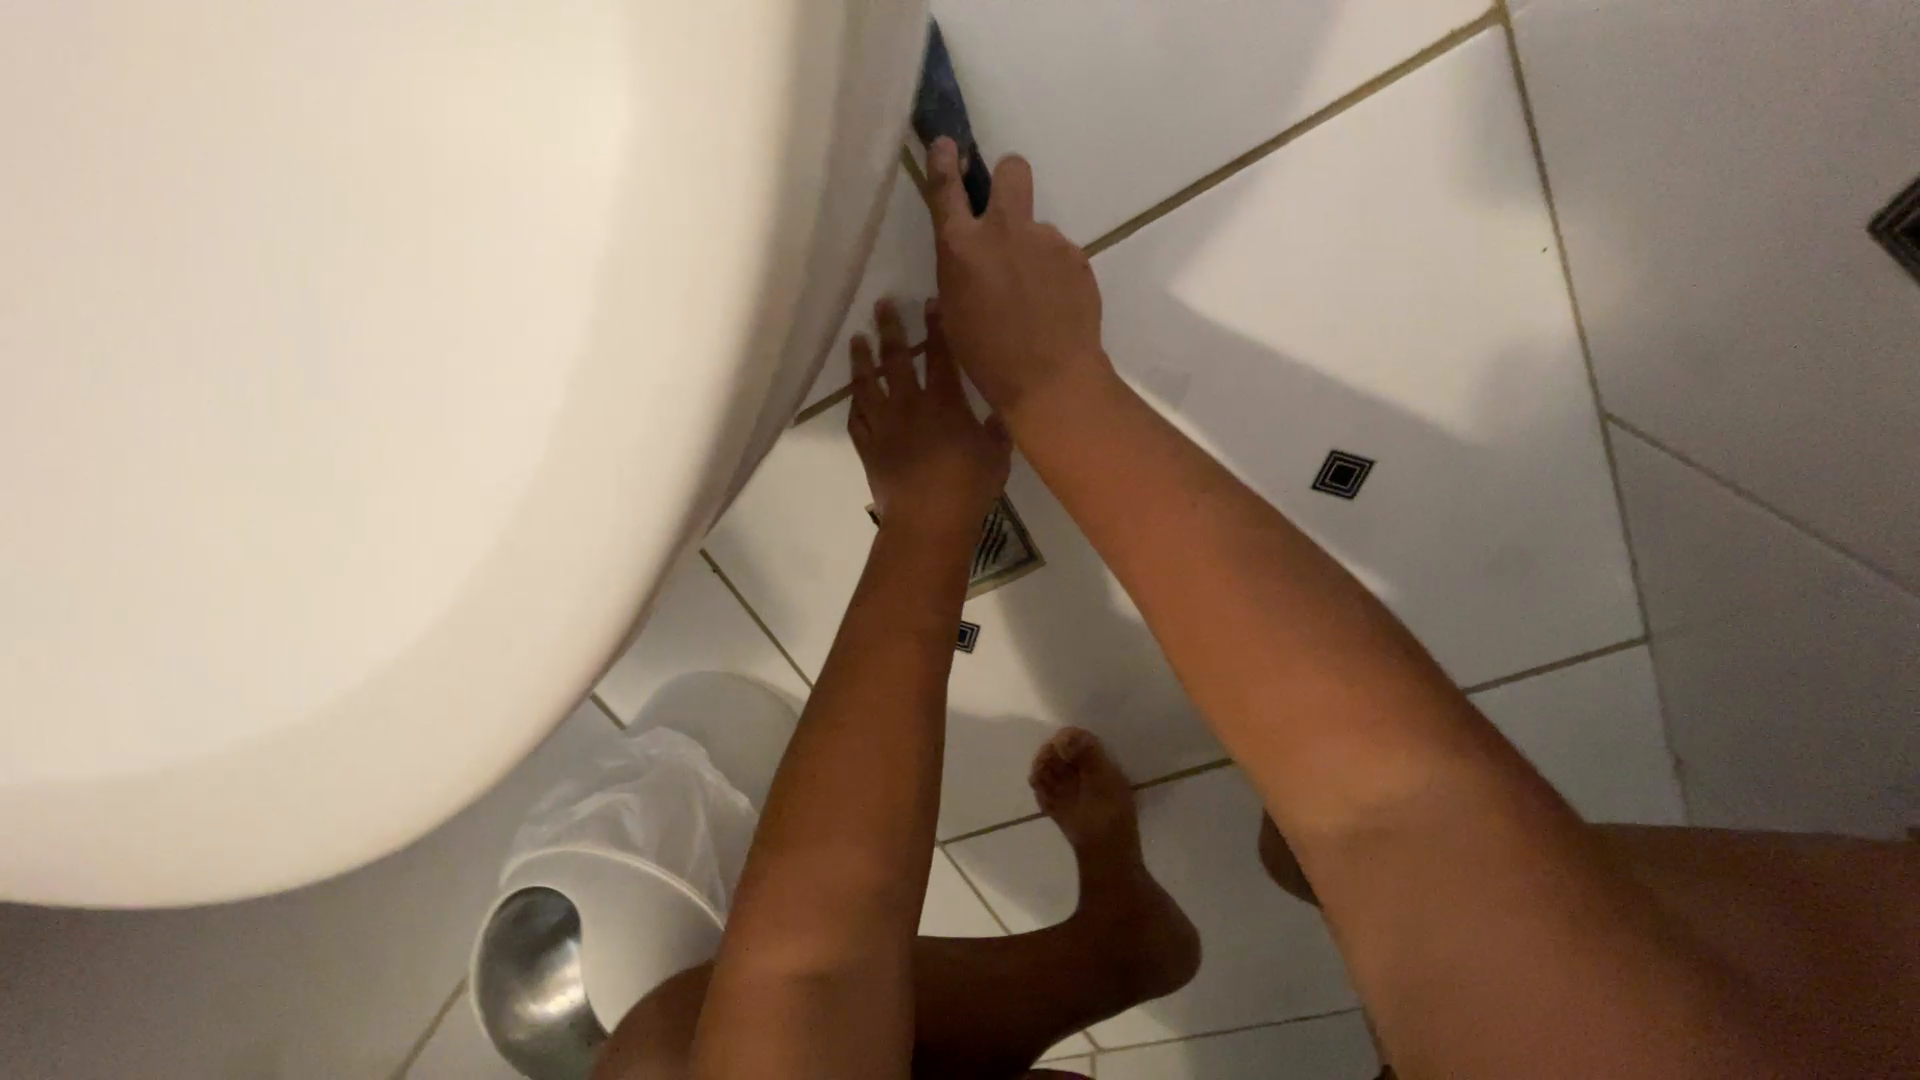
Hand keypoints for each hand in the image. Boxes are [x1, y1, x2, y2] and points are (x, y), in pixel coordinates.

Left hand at [849, 299, 1011, 536]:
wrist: (927, 521)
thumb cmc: (968, 488)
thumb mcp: (996, 457)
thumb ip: (996, 431)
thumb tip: (996, 414)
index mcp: (944, 402)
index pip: (939, 355)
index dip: (936, 327)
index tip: (930, 304)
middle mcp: (909, 405)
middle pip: (896, 359)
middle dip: (890, 329)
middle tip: (882, 306)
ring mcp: (884, 426)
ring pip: (868, 384)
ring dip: (862, 359)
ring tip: (857, 339)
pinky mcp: (868, 448)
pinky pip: (857, 418)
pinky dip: (855, 403)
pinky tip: (854, 395)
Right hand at [925, 137, 1116, 421]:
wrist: (1049, 378)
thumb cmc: (988, 357)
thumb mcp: (954, 315)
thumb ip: (960, 275)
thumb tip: (966, 263)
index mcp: (961, 247)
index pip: (946, 188)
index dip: (945, 161)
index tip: (947, 143)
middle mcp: (1003, 231)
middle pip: (1012, 170)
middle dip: (1008, 177)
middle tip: (1010, 208)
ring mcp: (1045, 240)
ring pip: (1038, 228)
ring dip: (1035, 249)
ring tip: (1037, 296)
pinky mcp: (1076, 256)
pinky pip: (1061, 256)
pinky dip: (1057, 275)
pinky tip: (1056, 306)